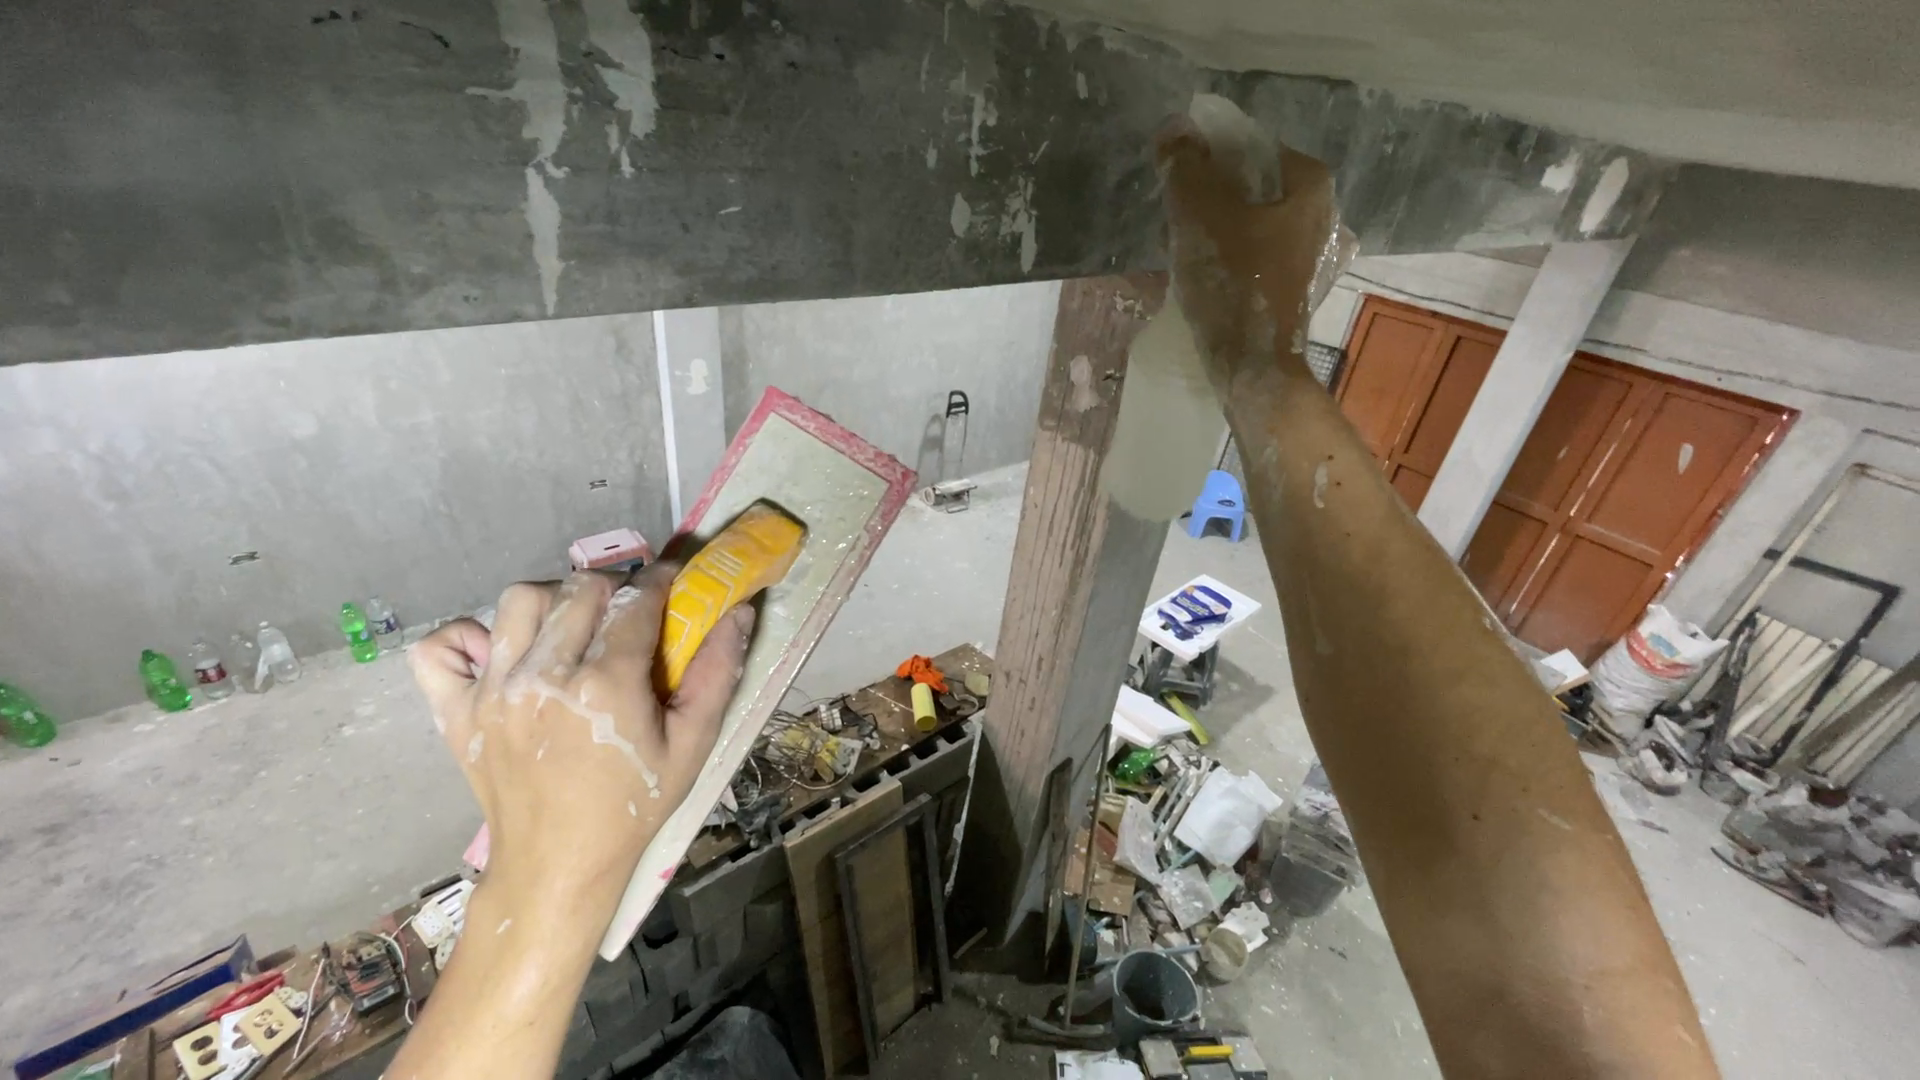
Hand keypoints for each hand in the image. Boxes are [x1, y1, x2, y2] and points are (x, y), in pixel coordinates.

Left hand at [409, 563, 752, 920]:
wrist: (557, 864)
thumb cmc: (633, 806)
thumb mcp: (693, 745)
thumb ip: (718, 673)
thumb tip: (738, 611)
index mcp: (605, 684)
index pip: (636, 600)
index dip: (661, 581)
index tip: (674, 582)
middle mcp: (543, 675)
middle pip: (579, 589)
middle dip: (614, 586)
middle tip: (631, 610)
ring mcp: (491, 691)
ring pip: (519, 600)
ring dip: (555, 599)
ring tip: (575, 626)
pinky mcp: (455, 711)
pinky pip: (441, 647)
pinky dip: (468, 636)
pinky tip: (503, 651)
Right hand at [1155, 116, 1340, 393]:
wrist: (1252, 365)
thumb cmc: (1233, 284)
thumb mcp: (1200, 216)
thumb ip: (1184, 168)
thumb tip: (1173, 130)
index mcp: (1310, 185)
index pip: (1252, 146)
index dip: (1209, 156)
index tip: (1178, 178)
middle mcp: (1321, 215)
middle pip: (1253, 188)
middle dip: (1211, 197)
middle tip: (1176, 215)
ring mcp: (1311, 257)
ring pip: (1252, 224)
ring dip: (1215, 230)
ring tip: (1181, 247)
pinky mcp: (1293, 292)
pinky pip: (1254, 258)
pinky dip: (1228, 259)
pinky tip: (1202, 275)